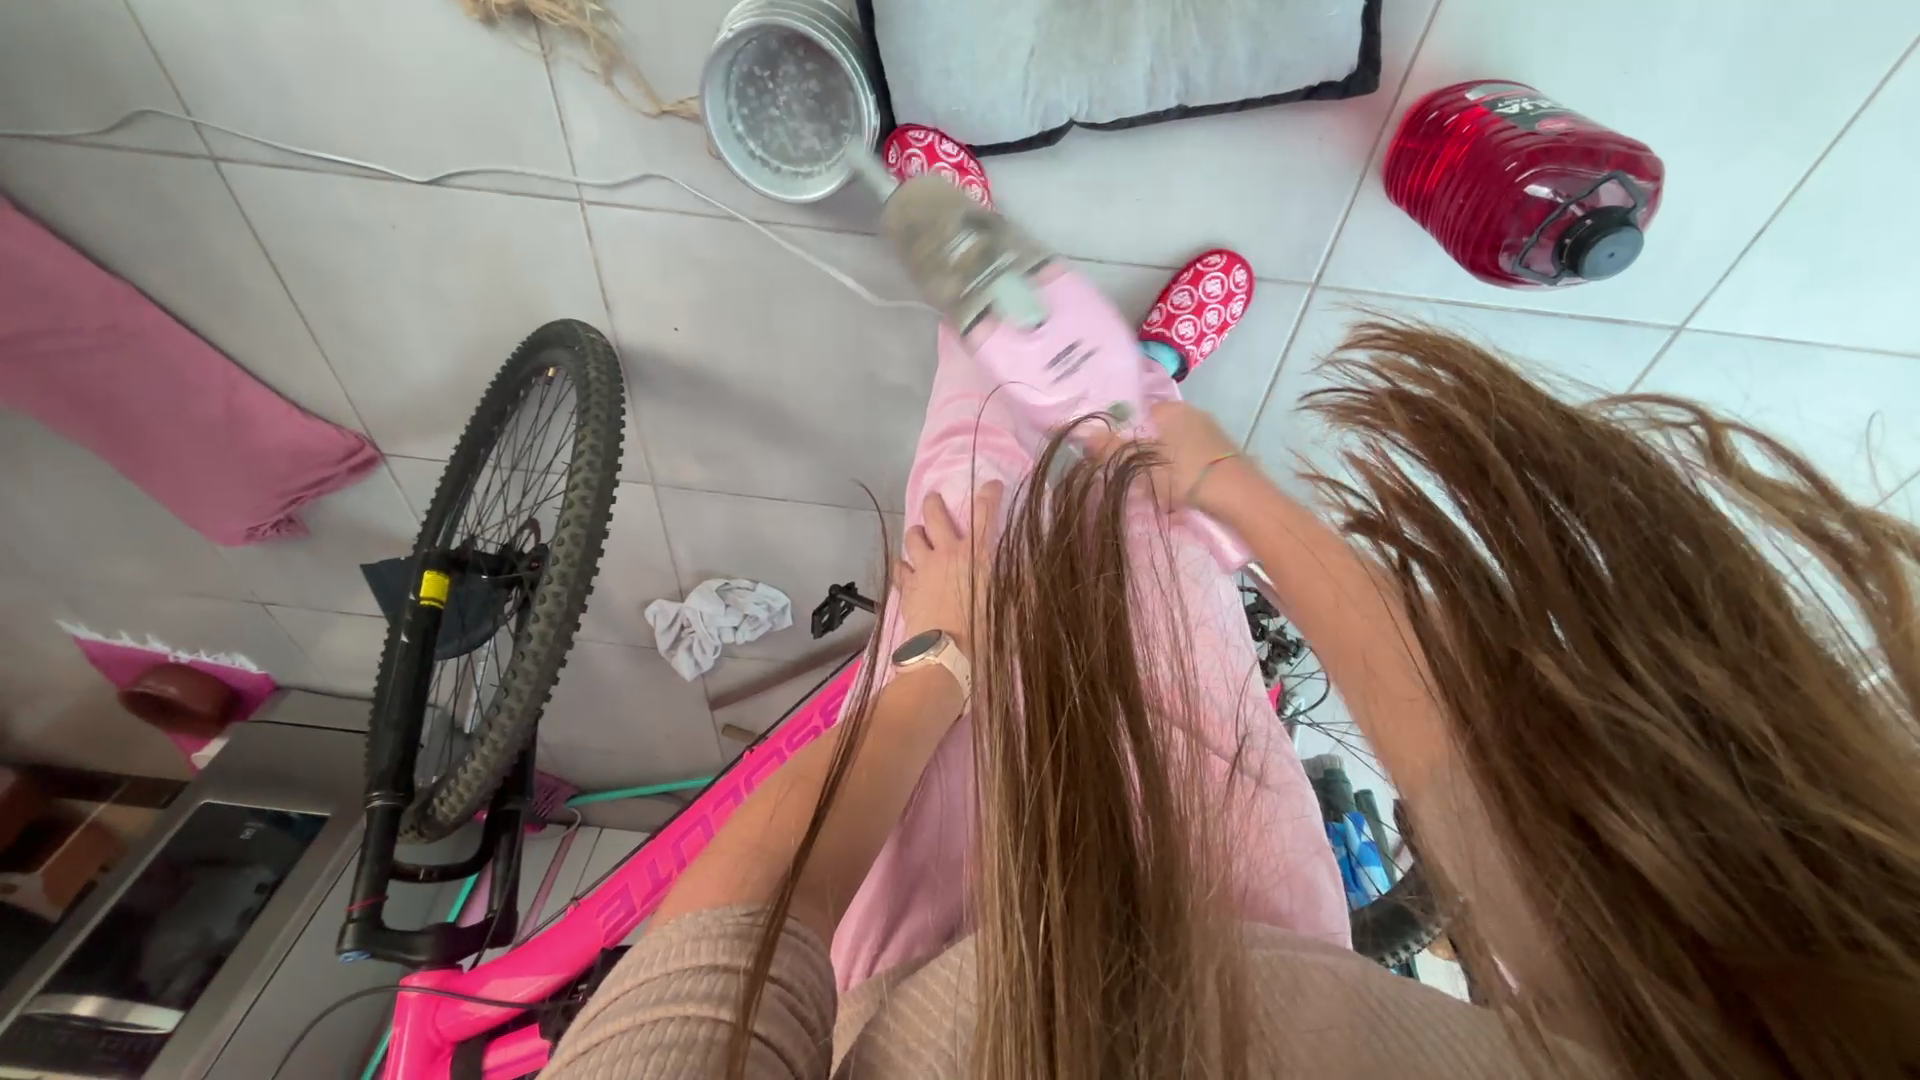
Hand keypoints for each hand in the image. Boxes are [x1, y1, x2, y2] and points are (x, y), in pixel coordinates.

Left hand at [896, 480, 1003, 655]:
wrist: (945, 655)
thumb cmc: (984, 631)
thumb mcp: (1013, 605)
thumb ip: (1020, 583)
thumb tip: (1030, 569)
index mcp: (977, 554)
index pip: (985, 512)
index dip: (990, 493)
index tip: (992, 485)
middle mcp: (947, 552)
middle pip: (935, 515)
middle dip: (934, 503)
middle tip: (934, 499)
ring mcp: (922, 568)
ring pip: (913, 536)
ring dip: (918, 533)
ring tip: (920, 534)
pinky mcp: (906, 587)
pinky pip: (900, 567)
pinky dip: (904, 565)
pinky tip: (907, 568)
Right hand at [1085, 402, 1249, 515]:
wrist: (1237, 494)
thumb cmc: (1182, 473)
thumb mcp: (1139, 463)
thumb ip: (1109, 448)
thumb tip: (1081, 433)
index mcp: (1169, 409)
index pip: (1136, 416)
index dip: (1123, 438)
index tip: (1117, 461)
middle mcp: (1191, 413)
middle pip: (1155, 433)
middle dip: (1143, 455)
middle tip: (1136, 481)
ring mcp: (1211, 433)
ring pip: (1174, 449)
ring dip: (1163, 467)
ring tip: (1158, 492)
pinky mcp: (1224, 454)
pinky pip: (1192, 461)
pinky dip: (1182, 475)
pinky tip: (1180, 494)